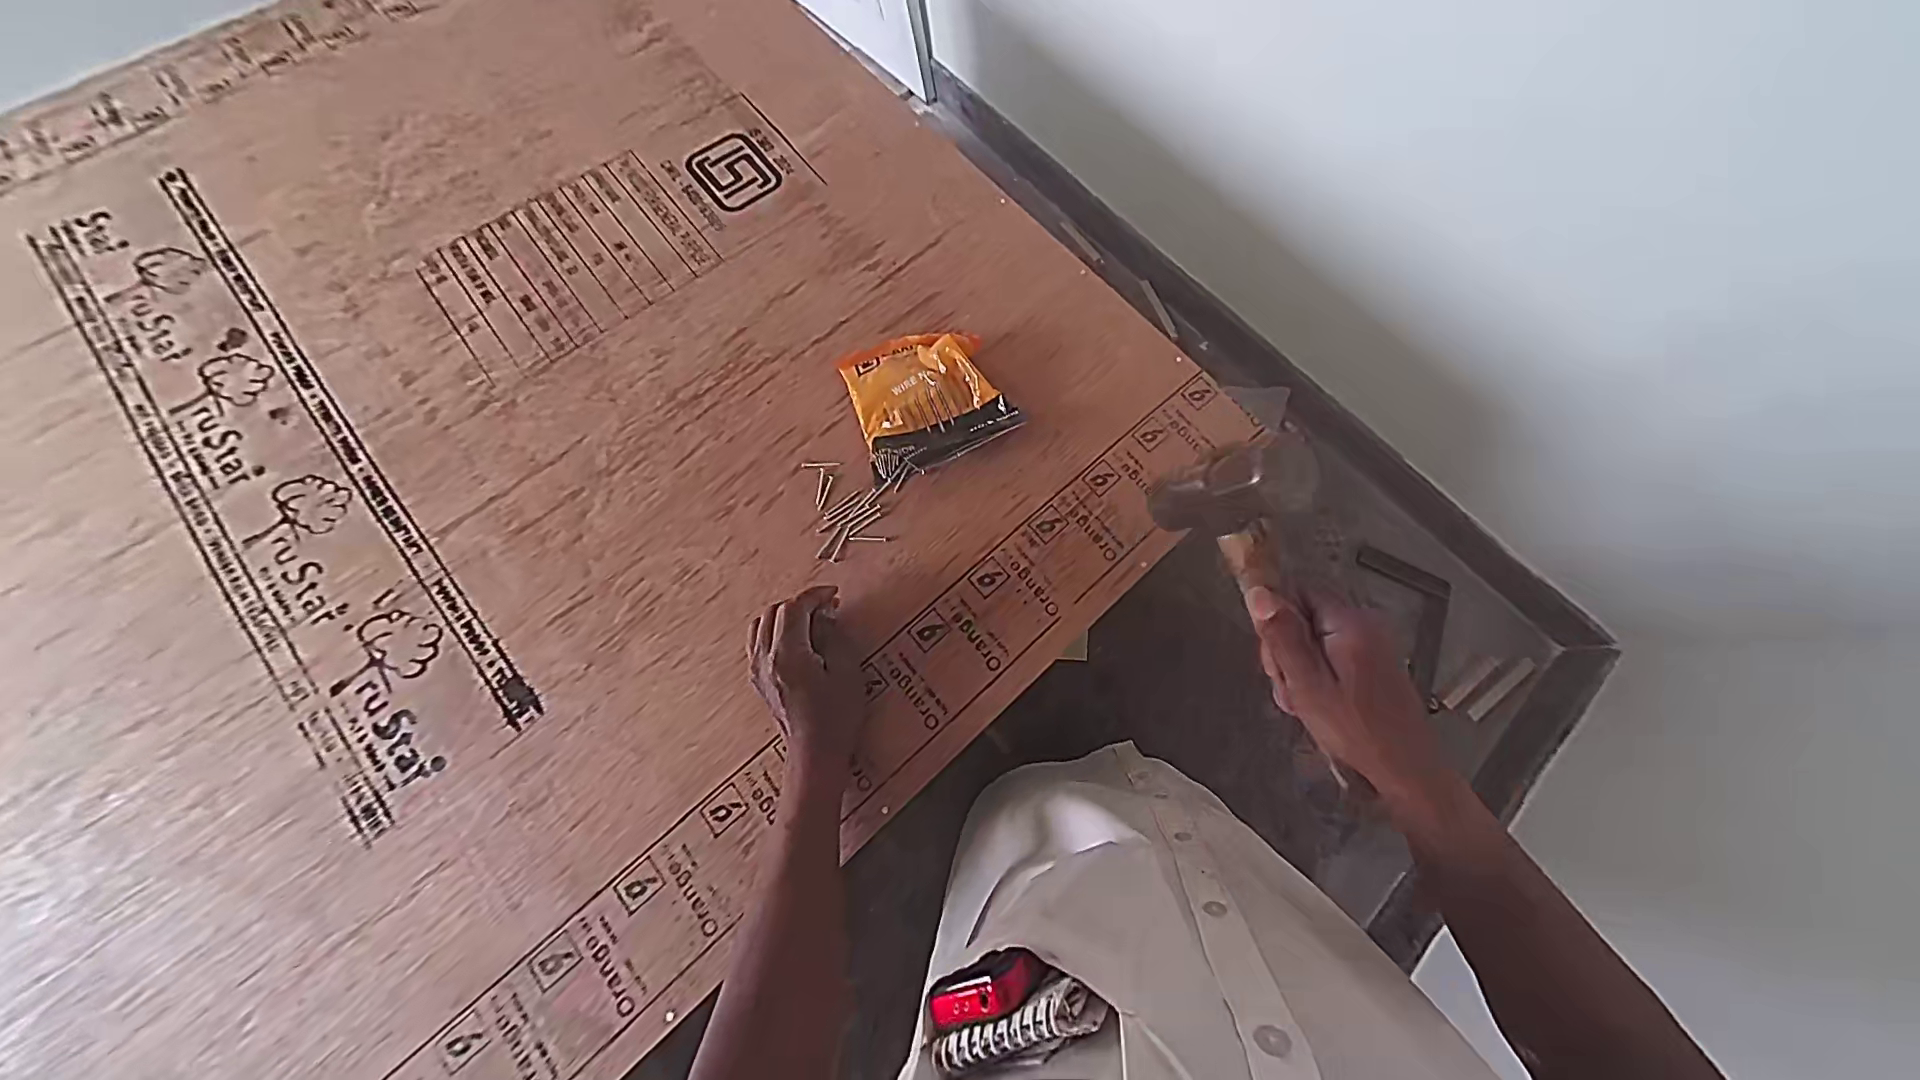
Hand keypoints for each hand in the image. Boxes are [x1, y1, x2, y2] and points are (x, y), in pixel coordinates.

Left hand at [748, 585, 865, 769]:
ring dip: (785, 615)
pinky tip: (797, 640)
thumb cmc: (836, 717)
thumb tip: (823, 616)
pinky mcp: (758, 681)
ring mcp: (758, 671)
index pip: (794, 608)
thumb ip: (832, 637)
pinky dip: (775, 631)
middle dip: (801, 603)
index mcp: (788, 655)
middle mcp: (766, 659)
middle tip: (827, 607)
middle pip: (774, 612)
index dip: (815, 595)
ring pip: (761, 624)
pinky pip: (758, 642)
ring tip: (811, 621)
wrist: (815, 753)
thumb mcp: (846, 671)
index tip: (833, 595)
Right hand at [1244, 585, 1446, 795]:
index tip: (1275, 657)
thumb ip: (1282, 636)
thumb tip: (1259, 592)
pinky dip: (1315, 675)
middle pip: (1302, 616)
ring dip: (1296, 667)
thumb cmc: (1354, 729)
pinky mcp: (1372, 661)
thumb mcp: (1306, 683)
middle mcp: (1364, 623)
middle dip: (1284, 649)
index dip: (1275, 619)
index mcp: (1349, 622)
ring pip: (1311, 638)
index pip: (1296, 592)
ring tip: (1301, 701)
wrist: (1406, 770)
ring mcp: (1371, 643)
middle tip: (1288, 686)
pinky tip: (1315, 702)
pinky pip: (1328, 654)